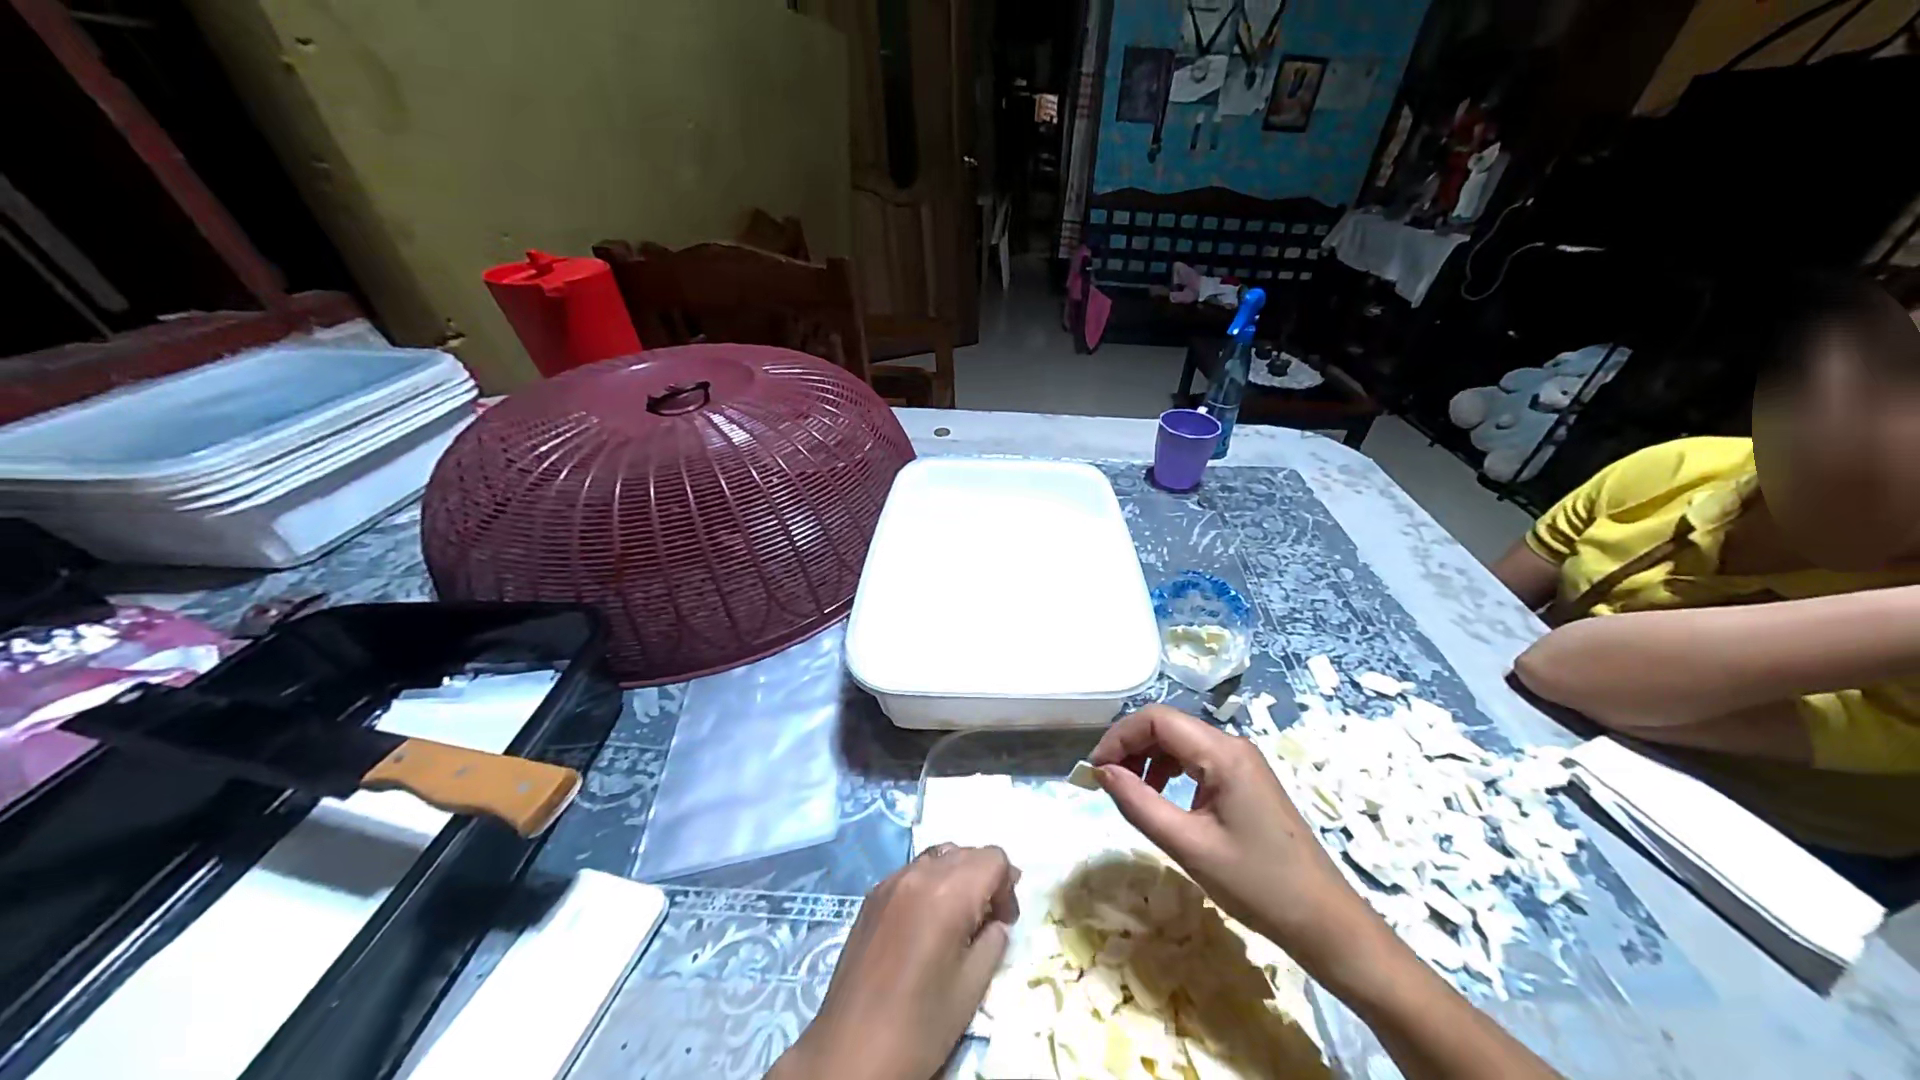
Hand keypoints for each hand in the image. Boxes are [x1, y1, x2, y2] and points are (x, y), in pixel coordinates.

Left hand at [769, 845, 1019, 1079]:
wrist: (850, 1051)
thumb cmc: (919, 1025)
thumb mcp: (972, 987)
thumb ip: (993, 940)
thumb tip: (996, 921)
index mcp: (947, 893)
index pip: (993, 858)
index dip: (1007, 886)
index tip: (1004, 921)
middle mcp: (918, 875)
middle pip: (966, 852)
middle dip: (984, 879)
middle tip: (986, 923)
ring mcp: (889, 882)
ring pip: (937, 857)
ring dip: (956, 877)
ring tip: (957, 921)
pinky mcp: (871, 897)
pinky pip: (912, 873)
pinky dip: (930, 884)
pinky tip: (926, 924)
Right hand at [1089, 705, 1378, 981]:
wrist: (1323, 920)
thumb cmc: (1255, 884)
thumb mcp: (1187, 845)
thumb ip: (1138, 803)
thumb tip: (1100, 772)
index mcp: (1222, 754)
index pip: (1156, 720)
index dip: (1118, 738)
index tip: (1095, 771)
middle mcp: (1232, 746)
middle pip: (1167, 726)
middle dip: (1130, 747)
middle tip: (1105, 782)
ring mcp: (1242, 761)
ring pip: (1180, 741)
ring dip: (1147, 758)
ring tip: (1129, 792)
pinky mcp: (1245, 779)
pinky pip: (1196, 759)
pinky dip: (1168, 771)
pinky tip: (1160, 798)